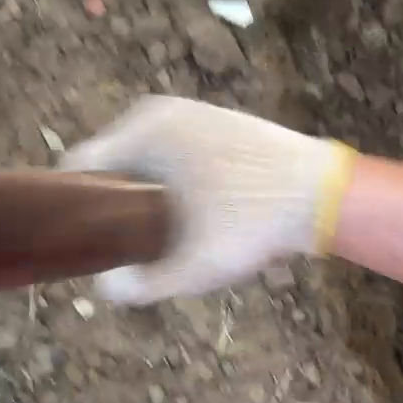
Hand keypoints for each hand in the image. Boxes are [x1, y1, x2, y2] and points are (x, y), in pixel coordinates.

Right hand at [63, 96, 353, 302]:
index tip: (87, 240)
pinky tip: (190, 213)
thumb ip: (143, 285)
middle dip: (114, 202)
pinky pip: (174, 153)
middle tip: (128, 245)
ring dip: (145, 193)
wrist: (325, 195)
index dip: (77, 205)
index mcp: (144, 132)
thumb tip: (103, 290)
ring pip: (146, 160)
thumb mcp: (195, 267)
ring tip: (159, 233)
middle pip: (113, 164)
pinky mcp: (218, 123)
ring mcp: (193, 112)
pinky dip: (172, 180)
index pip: (80, 166)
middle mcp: (161, 112)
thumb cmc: (254, 225)